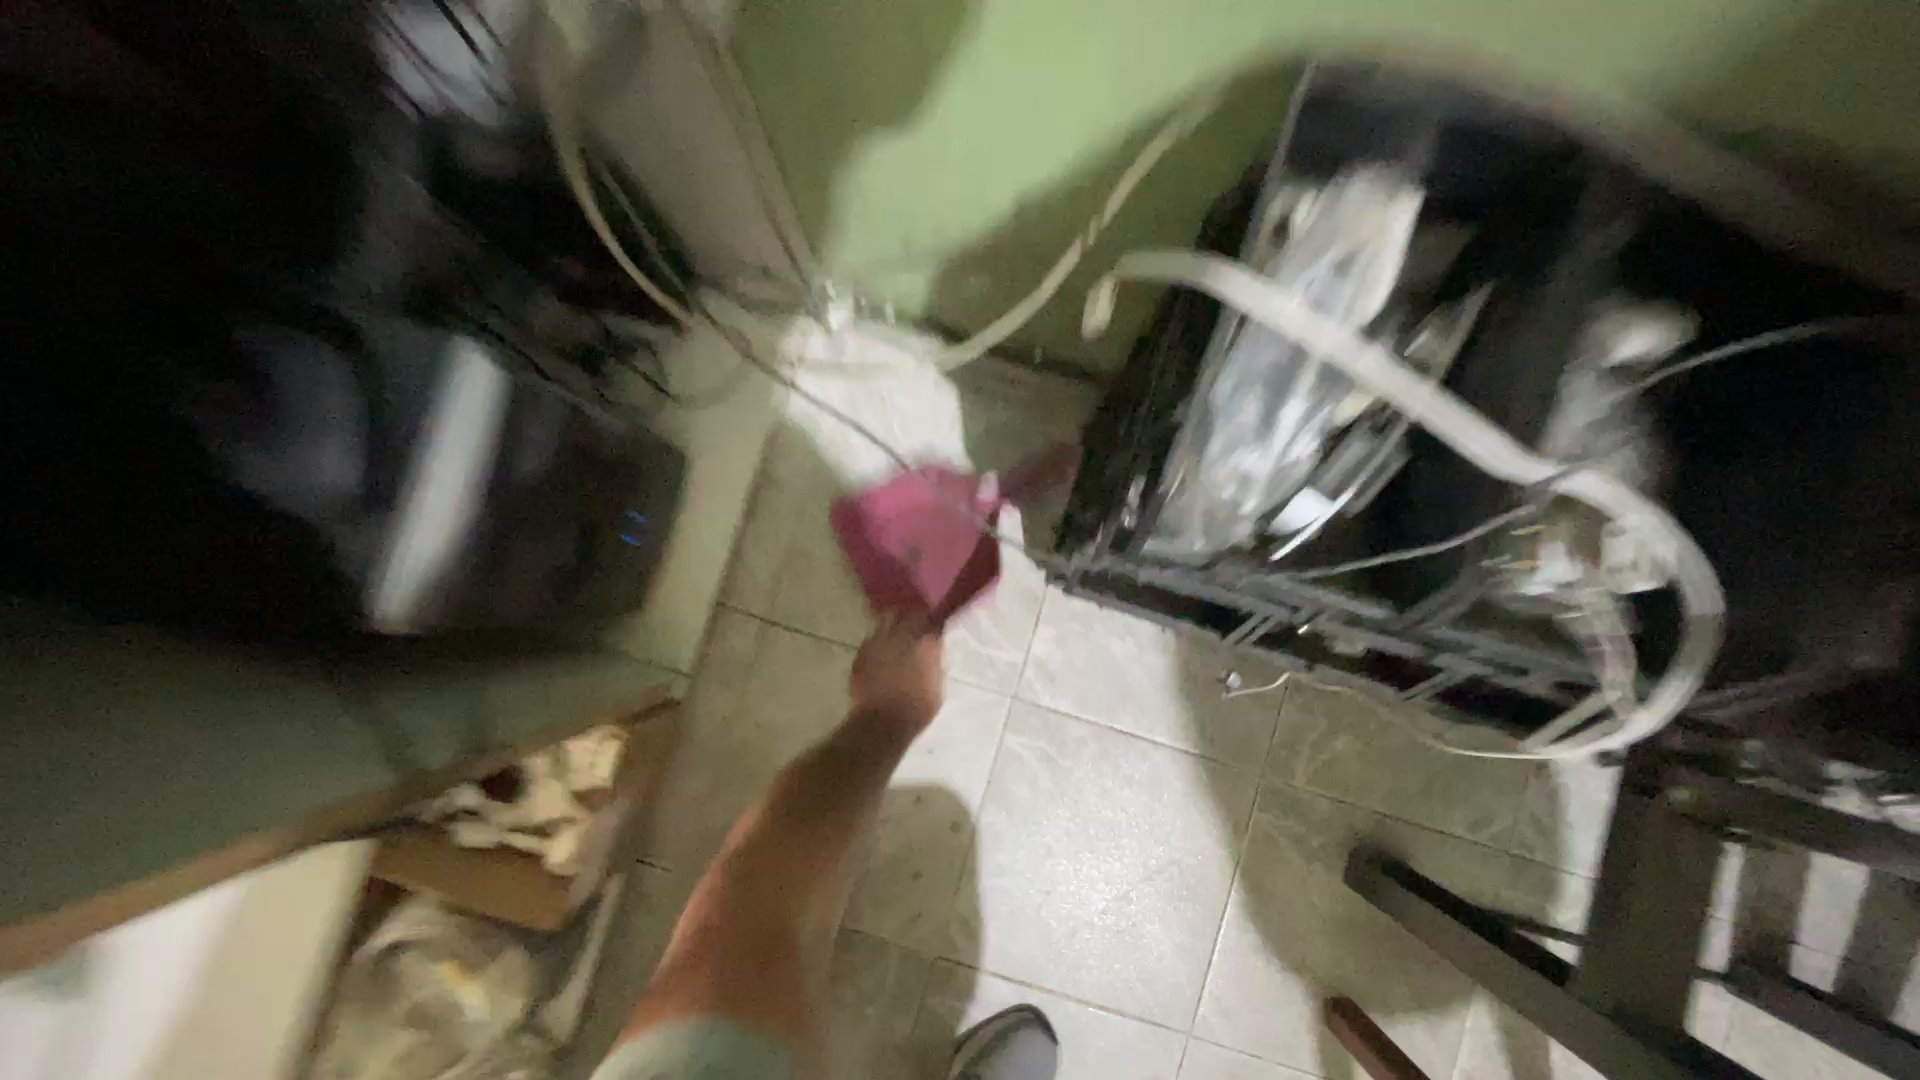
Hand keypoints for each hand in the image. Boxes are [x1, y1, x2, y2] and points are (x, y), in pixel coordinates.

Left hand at [850, 615, 943, 732]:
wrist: (882, 722)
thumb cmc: (917, 710)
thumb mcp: (938, 686)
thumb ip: (935, 662)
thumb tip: (933, 650)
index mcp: (926, 643)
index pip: (933, 620)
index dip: (934, 621)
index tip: (935, 624)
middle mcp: (902, 636)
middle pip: (909, 614)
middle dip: (914, 616)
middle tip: (916, 622)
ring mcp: (879, 641)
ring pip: (887, 619)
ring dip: (894, 622)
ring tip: (896, 629)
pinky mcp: (862, 651)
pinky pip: (872, 637)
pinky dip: (878, 639)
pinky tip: (880, 647)